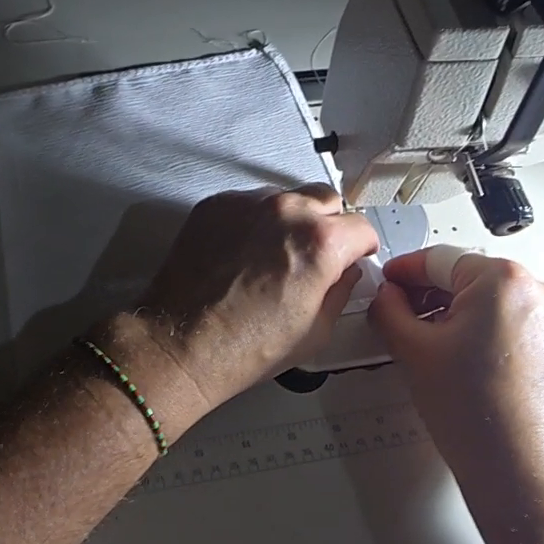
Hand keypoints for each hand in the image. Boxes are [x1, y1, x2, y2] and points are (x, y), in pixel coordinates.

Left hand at [99, 186, 377, 435]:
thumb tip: (346, 270)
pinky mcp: (218, 203)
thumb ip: (340, 289)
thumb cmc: (247, 346)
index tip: (354, 255)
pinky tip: (245, 253)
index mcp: (320, 242)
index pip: (361, 225)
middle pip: (326, 199)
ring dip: (290, 218)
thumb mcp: (315, 330)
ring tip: (274, 255)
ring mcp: (248, 202)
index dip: (361, 246)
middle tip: (316, 254)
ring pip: (287, 197)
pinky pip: (250, 202)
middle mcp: (286, 211)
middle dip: (329, 223)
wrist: (183, 342)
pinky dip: (255, 220)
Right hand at [367, 248, 543, 502]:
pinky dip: (493, 335)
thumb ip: (388, 308)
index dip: (404, 271)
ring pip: (496, 302)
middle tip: (406, 318)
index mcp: (503, 280)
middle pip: (470, 278)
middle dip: (434, 296)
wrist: (529, 483)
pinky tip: (471, 366)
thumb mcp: (412, 351)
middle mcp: (540, 293)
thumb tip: (388, 295)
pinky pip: (521, 325)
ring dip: (463, 315)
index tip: (391, 282)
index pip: (439, 259)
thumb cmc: (482, 424)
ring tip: (438, 350)